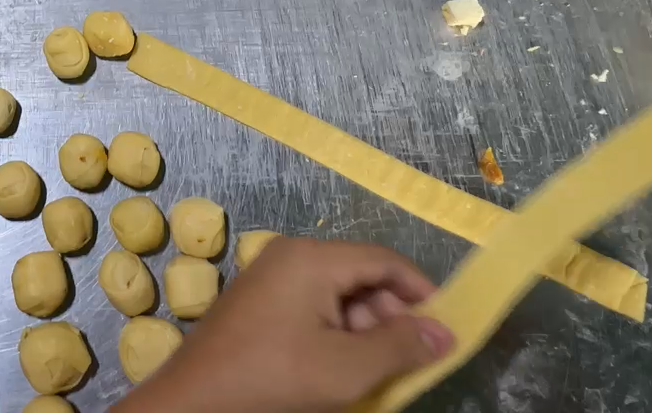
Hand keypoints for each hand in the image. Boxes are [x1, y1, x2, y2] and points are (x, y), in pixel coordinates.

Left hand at [115, 239, 451, 412]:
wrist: (200, 397)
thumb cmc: (276, 376)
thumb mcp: (348, 368)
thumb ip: (401, 346)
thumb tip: (445, 331)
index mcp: (312, 257)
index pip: (383, 259)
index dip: (422, 291)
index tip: (451, 332)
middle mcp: (291, 254)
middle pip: (361, 274)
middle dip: (393, 317)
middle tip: (413, 366)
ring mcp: (272, 274)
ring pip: (339, 293)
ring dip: (366, 331)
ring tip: (378, 376)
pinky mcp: (262, 298)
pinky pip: (314, 304)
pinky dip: (338, 333)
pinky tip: (344, 371)